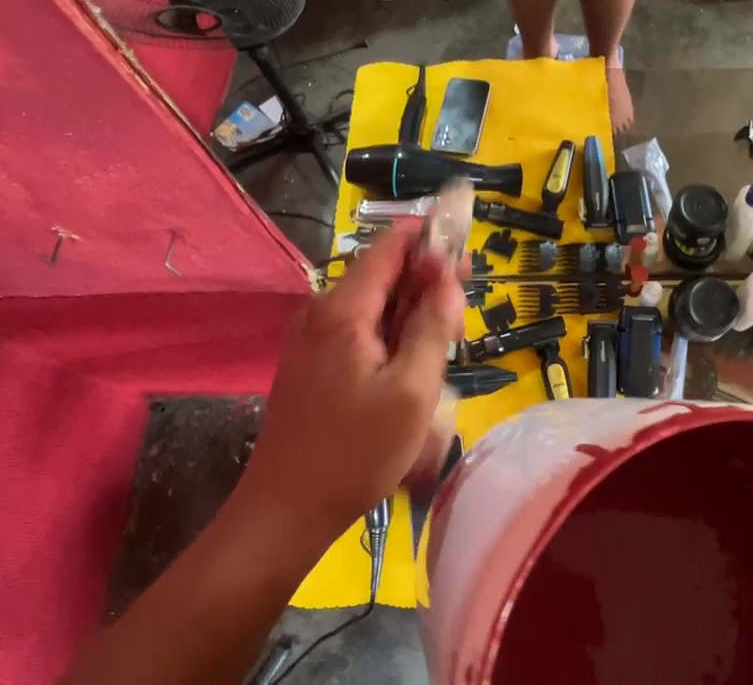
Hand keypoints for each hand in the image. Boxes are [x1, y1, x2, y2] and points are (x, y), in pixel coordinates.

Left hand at [227, 222, 464, 547]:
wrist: (284, 512)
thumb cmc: (354, 453)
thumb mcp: (411, 392)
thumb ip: (434, 328)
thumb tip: (450, 279)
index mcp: (343, 309)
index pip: (390, 246)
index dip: (431, 239)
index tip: (468, 256)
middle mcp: (321, 311)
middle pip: (384, 274)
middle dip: (428, 284)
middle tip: (461, 321)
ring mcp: (312, 337)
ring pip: (375, 305)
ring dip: (413, 314)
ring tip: (443, 350)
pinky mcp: (312, 362)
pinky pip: (361, 330)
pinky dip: (392, 335)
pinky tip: (412, 367)